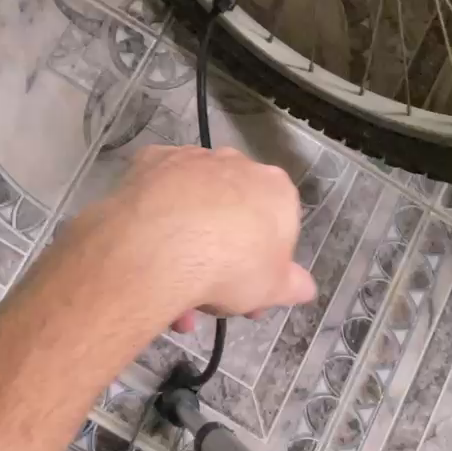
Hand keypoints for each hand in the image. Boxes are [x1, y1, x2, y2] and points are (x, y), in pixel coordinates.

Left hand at [60, 146, 315, 326]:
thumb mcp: (272, 289)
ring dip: (187, 235)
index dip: (262, 261)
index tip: (246, 289)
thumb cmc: (229, 267)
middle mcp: (236, 163)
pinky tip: (146, 245)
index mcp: (275, 189)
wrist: (161, 245)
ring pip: (193, 200)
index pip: (277, 224)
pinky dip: (155, 210)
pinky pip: (157, 187)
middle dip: (223, 249)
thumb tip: (305, 286)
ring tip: (168, 285)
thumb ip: (292, 285)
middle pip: (233, 209)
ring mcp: (192, 157)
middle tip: (207, 293)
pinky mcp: (152, 159)